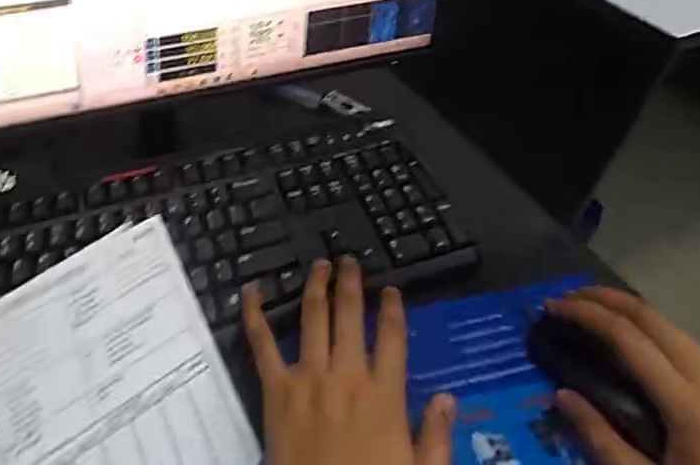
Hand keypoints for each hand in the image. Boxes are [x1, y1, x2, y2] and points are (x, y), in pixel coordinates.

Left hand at [243, 256, 456, 464]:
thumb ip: (435, 438)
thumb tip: (448, 398)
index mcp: (384, 395)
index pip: (392, 337)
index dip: (392, 308)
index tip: (389, 289)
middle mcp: (347, 375)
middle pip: (350, 314)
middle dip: (350, 282)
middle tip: (349, 260)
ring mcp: (309, 377)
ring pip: (313, 316)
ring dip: (316, 284)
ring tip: (320, 264)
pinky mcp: (276, 389)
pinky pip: (262, 345)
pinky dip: (254, 314)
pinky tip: (251, 290)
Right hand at [549, 288, 699, 464]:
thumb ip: (604, 443)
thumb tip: (561, 395)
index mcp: (689, 402)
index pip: (624, 335)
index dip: (584, 313)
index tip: (551, 305)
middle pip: (652, 316)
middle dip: (606, 298)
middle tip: (571, 299)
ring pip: (679, 330)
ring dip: (635, 316)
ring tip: (604, 321)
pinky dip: (664, 339)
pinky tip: (655, 360)